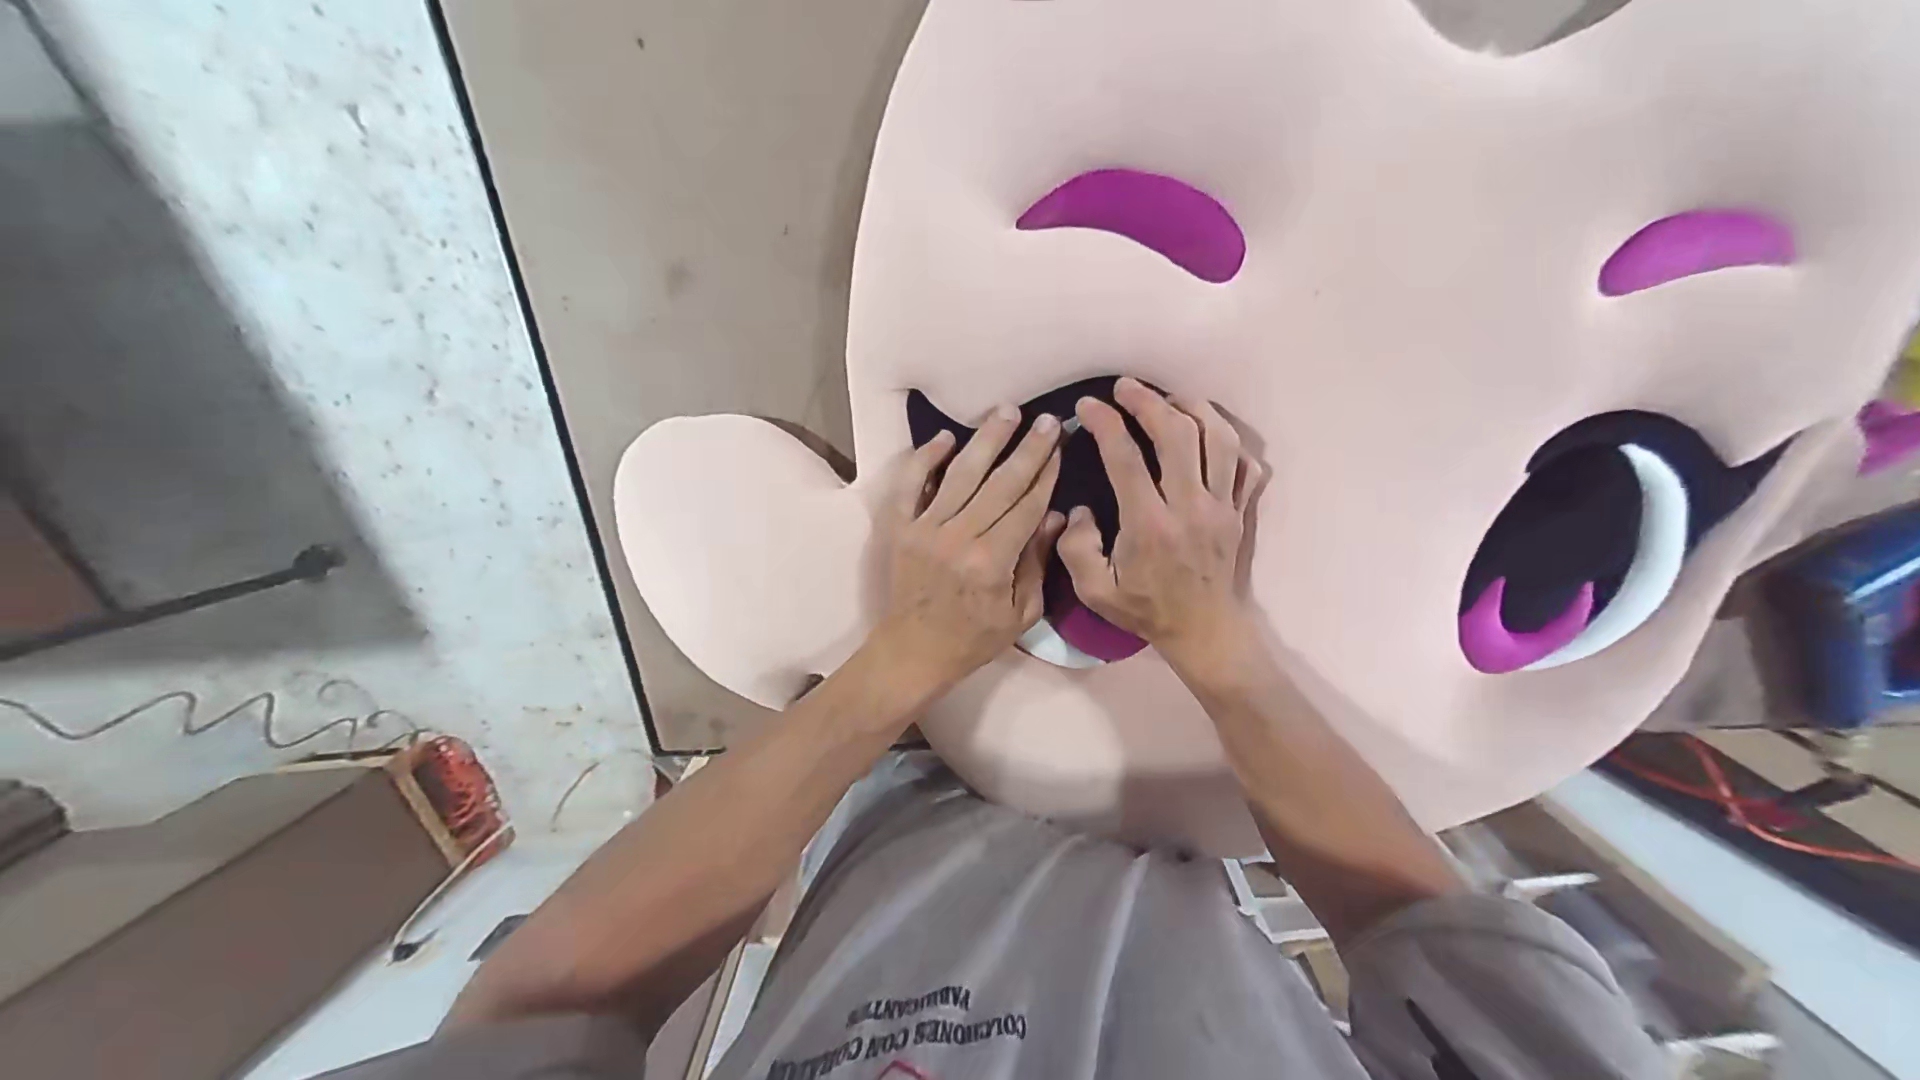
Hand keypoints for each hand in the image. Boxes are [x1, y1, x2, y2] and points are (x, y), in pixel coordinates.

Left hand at [871, 404, 1066, 694]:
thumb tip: (1056, 516)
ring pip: (960, 474)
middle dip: (1027, 449)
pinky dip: (925, 459)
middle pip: (1000, 483)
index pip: (1026, 506)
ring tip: (1005, 412)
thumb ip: (1036, 562)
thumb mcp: (1020, 613)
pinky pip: (911, 485)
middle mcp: (959, 537)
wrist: (914, 650)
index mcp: (992, 561)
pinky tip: (945, 438)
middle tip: (1046, 421)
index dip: (1046, 474)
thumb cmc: (974, 638)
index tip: (1060, 447)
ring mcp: (925, 529)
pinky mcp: (900, 529)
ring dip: (985, 441)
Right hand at [1057, 377, 1262, 670]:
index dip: (1104, 423)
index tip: (1088, 406)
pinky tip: (1206, 431)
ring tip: (1169, 398)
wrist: (1207, 632)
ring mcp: (1223, 507)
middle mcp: (1190, 507)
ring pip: (1218, 438)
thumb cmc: (1147, 610)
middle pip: (1177, 434)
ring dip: (1193, 408)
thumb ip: (1076, 548)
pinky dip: (1227, 439)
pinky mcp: (1241, 510)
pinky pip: (1244, 462)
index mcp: (1150, 525)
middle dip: (1148, 401)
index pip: (1125, 457)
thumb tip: (1078, 509)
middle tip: (1125, 387)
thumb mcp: (1094, 592)